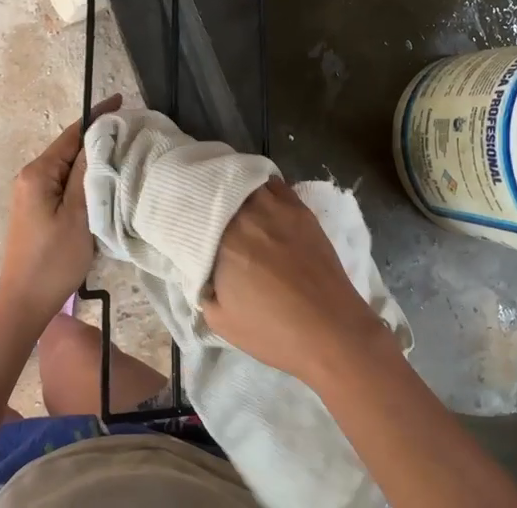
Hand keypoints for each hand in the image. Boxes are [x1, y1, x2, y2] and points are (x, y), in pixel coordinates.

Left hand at [0, 94, 121, 321]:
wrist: (24, 304)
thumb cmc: (53, 260)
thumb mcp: (78, 215)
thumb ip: (87, 175)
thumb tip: (99, 139)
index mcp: (38, 173)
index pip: (71, 134)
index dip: (97, 117)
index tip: (121, 101)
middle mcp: (30, 177)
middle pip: (69, 148)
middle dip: (98, 139)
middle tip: (132, 132)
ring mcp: (31, 194)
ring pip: (67, 168)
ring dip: (92, 161)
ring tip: (125, 155)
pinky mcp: (36, 210)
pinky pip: (63, 184)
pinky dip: (84, 179)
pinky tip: (104, 183)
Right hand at [203, 178, 392, 385]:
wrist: (330, 332)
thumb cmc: (272, 332)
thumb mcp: (220, 319)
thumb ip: (201, 286)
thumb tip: (200, 267)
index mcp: (220, 241)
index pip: (193, 214)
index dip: (188, 219)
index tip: (186, 226)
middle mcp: (246, 215)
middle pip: (217, 192)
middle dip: (207, 200)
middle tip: (204, 212)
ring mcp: (275, 208)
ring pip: (244, 183)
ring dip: (232, 189)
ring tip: (229, 201)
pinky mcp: (300, 209)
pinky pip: (274, 185)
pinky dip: (260, 187)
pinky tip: (259, 200)